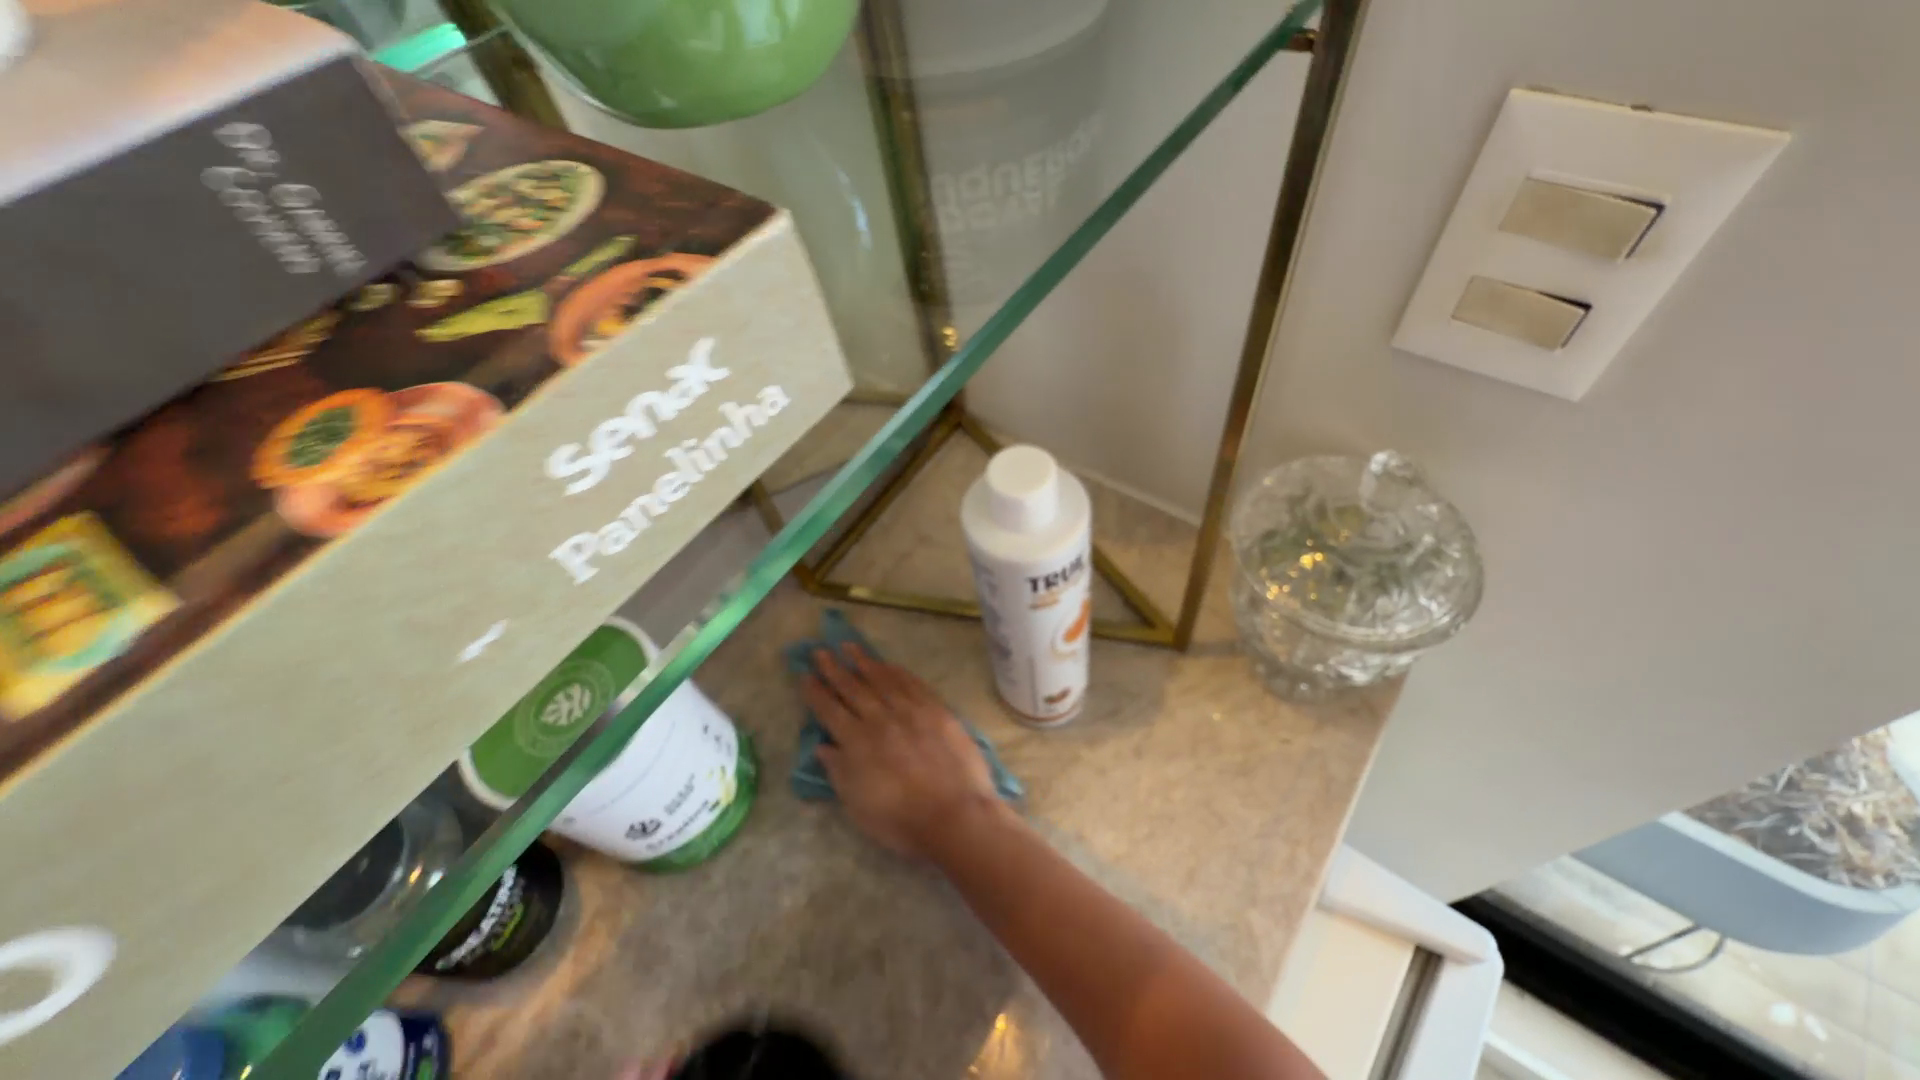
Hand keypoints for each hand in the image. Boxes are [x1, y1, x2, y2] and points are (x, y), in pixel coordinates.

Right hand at [802, 645, 1005, 857]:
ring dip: (863, 661)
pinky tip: (888, 664)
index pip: (829, 710)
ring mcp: (911, 711)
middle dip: (834, 669)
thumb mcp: (858, 805)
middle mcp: (880, 719)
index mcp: (856, 743)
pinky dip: (897, 672)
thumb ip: (839, 772)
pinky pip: (913, 684)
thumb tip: (824, 746)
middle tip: (820, 651)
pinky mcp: (937, 711)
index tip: (805, 675)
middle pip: (852, 688)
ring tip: (848, 646)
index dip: (816, 692)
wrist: (955, 815)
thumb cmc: (901, 820)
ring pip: (882, 679)